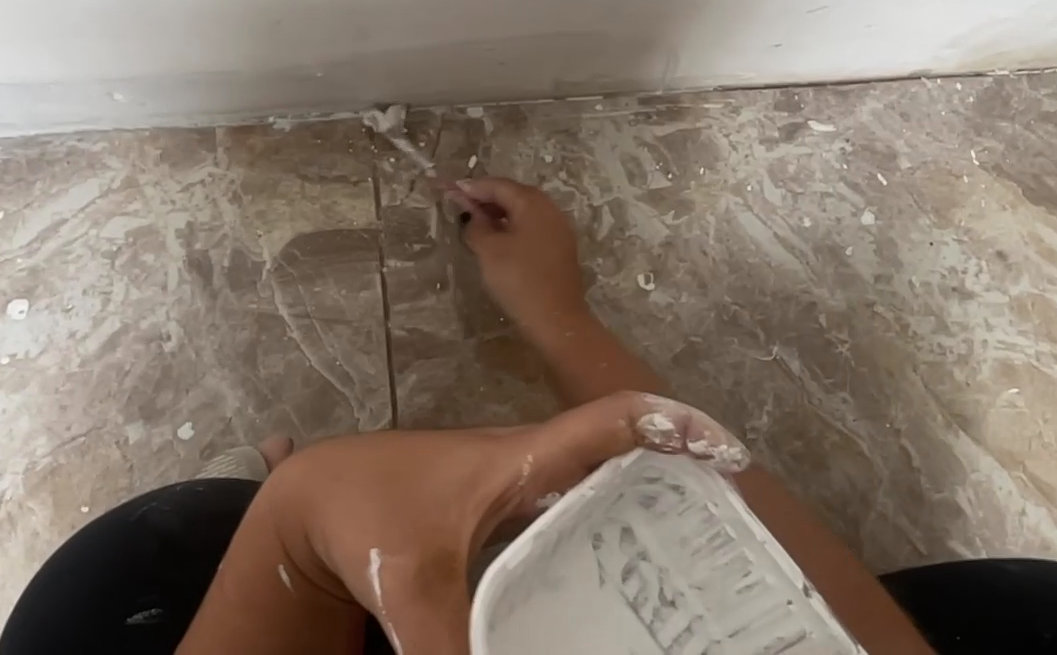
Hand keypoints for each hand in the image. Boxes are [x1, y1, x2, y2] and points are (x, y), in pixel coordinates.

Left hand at [263, 392, 748, 654]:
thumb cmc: (371, 515)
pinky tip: (624, 571)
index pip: (611, 423)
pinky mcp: (508, 507)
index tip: (727, 451)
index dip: (672, 426)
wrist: (322, 493)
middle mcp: (534, 463)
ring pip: (599, 477)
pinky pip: (573, 507)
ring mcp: (522, 483)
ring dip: (648, 493)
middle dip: (679, 463)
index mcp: (523, 460)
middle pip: (621, 446)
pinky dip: (607, 523)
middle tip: (733, 516)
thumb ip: (452, 649)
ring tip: (698, 548)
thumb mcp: (411, 588)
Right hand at [442, 177, 589, 328]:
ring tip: (477, 224)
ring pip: (525, 212)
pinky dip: (514, 228)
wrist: (556, 319)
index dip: (474, 187)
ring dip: (500, 214)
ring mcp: (559, 229)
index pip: (500, 186)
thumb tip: (472, 216)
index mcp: (533, 204)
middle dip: (488, 198)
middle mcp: (550, 210)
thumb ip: (476, 226)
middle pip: (515, 195)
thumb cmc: (520, 279)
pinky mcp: (561, 248)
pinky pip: (533, 228)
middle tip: (463, 207)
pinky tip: (499, 241)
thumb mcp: (489, 251)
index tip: (453, 190)